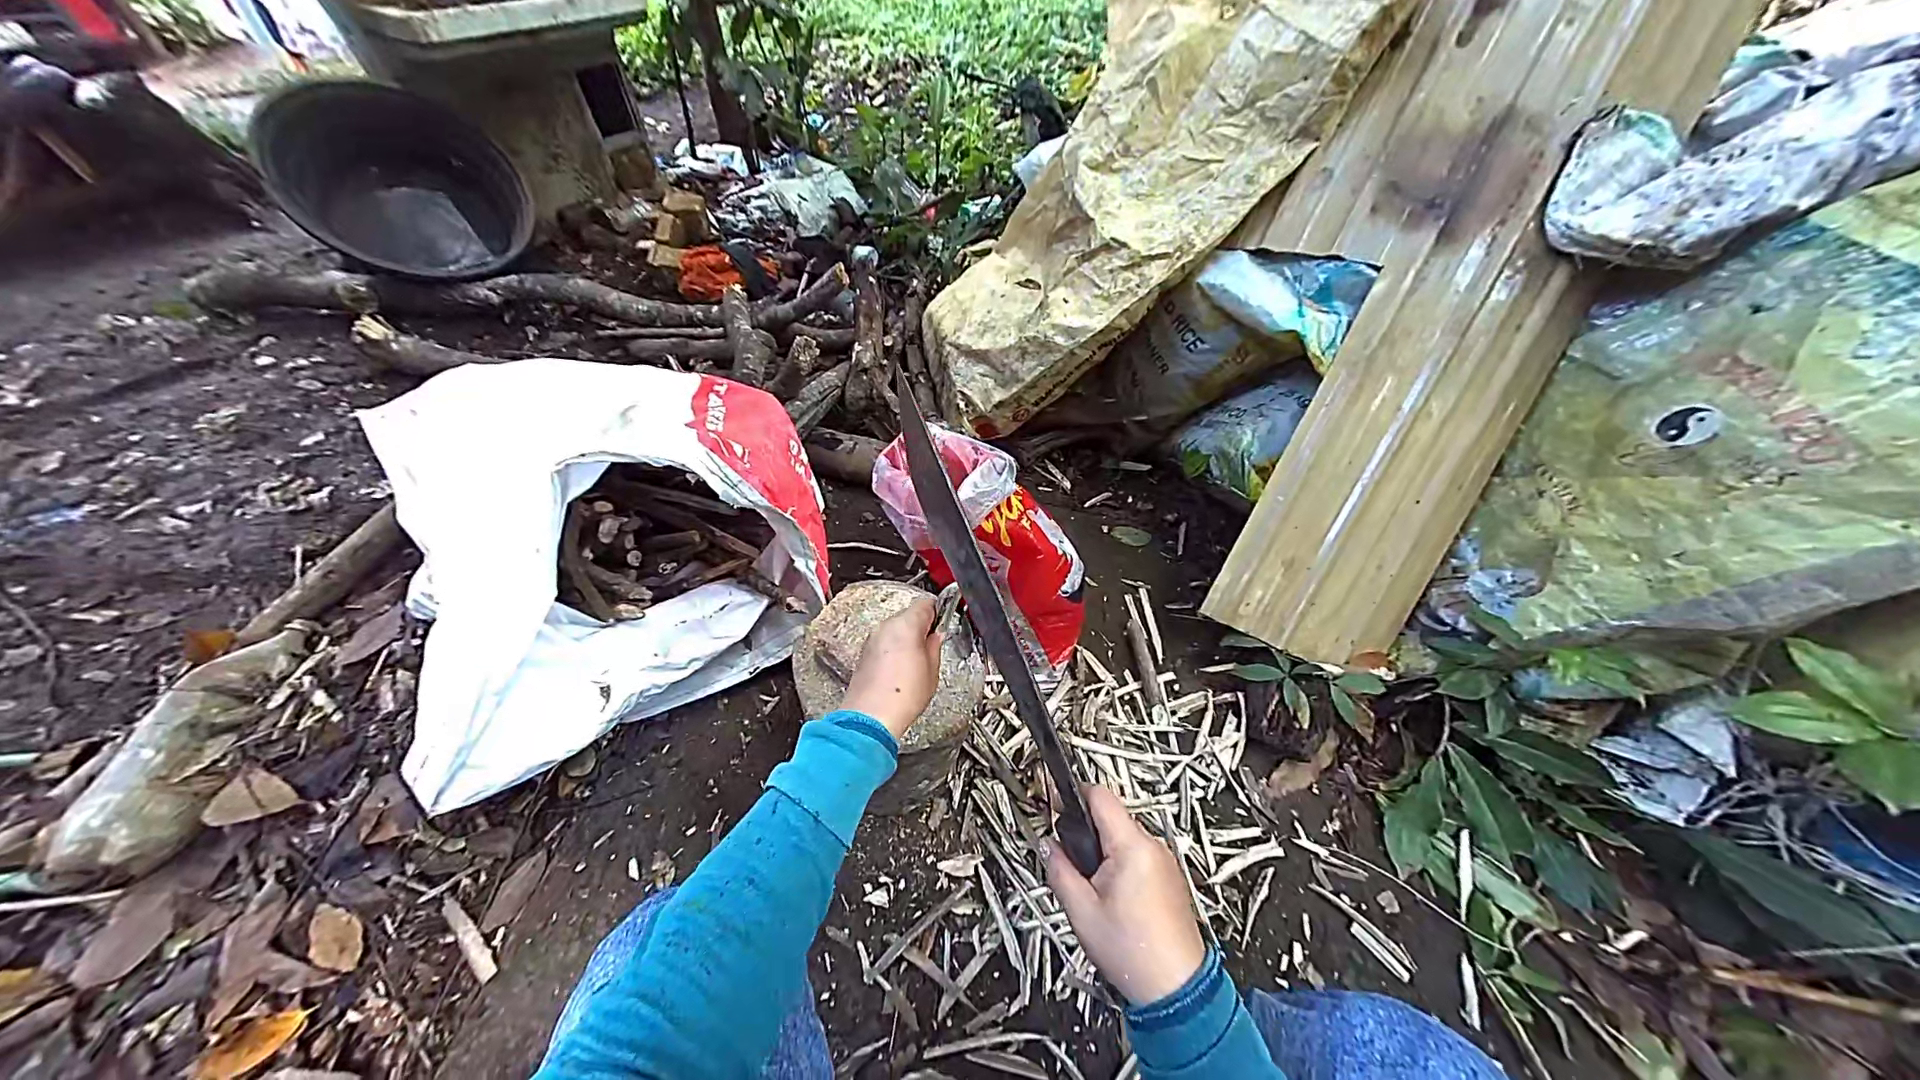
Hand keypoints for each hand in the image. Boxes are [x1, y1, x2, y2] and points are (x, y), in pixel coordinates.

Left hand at [839, 595, 942, 738]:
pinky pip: (885, 643)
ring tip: (917, 663)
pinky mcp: (865, 653)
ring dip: (907, 639)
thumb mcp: (932, 670)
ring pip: (896, 629)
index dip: (938, 612)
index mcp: (906, 625)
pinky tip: (901, 670)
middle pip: (909, 616)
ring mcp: (872, 639)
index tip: (943, 621)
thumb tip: (936, 637)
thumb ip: (935, 646)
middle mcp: (886, 627)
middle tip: (932, 646)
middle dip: (922, 628)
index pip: (926, 604)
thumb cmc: (901, 696)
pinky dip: (894, 650)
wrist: (871, 718)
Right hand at [1044, 785, 1205, 1006]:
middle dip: (1085, 830)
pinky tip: (1111, 894)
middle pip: (1110, 816)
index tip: (1054, 797)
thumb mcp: (1080, 909)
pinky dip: (1120, 862)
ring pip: (1123, 836)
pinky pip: (1138, 853)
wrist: (1175, 990)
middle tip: (1068, 855)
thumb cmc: (1135, 954)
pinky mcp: (1169, 876)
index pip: (1099, 795)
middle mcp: (1153, 846)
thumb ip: (1058, 868)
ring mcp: (1164, 861)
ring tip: (1091, 884)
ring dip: (1102, 848)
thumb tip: (1048, 845)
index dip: (1071, 793)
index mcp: (1131, 847)